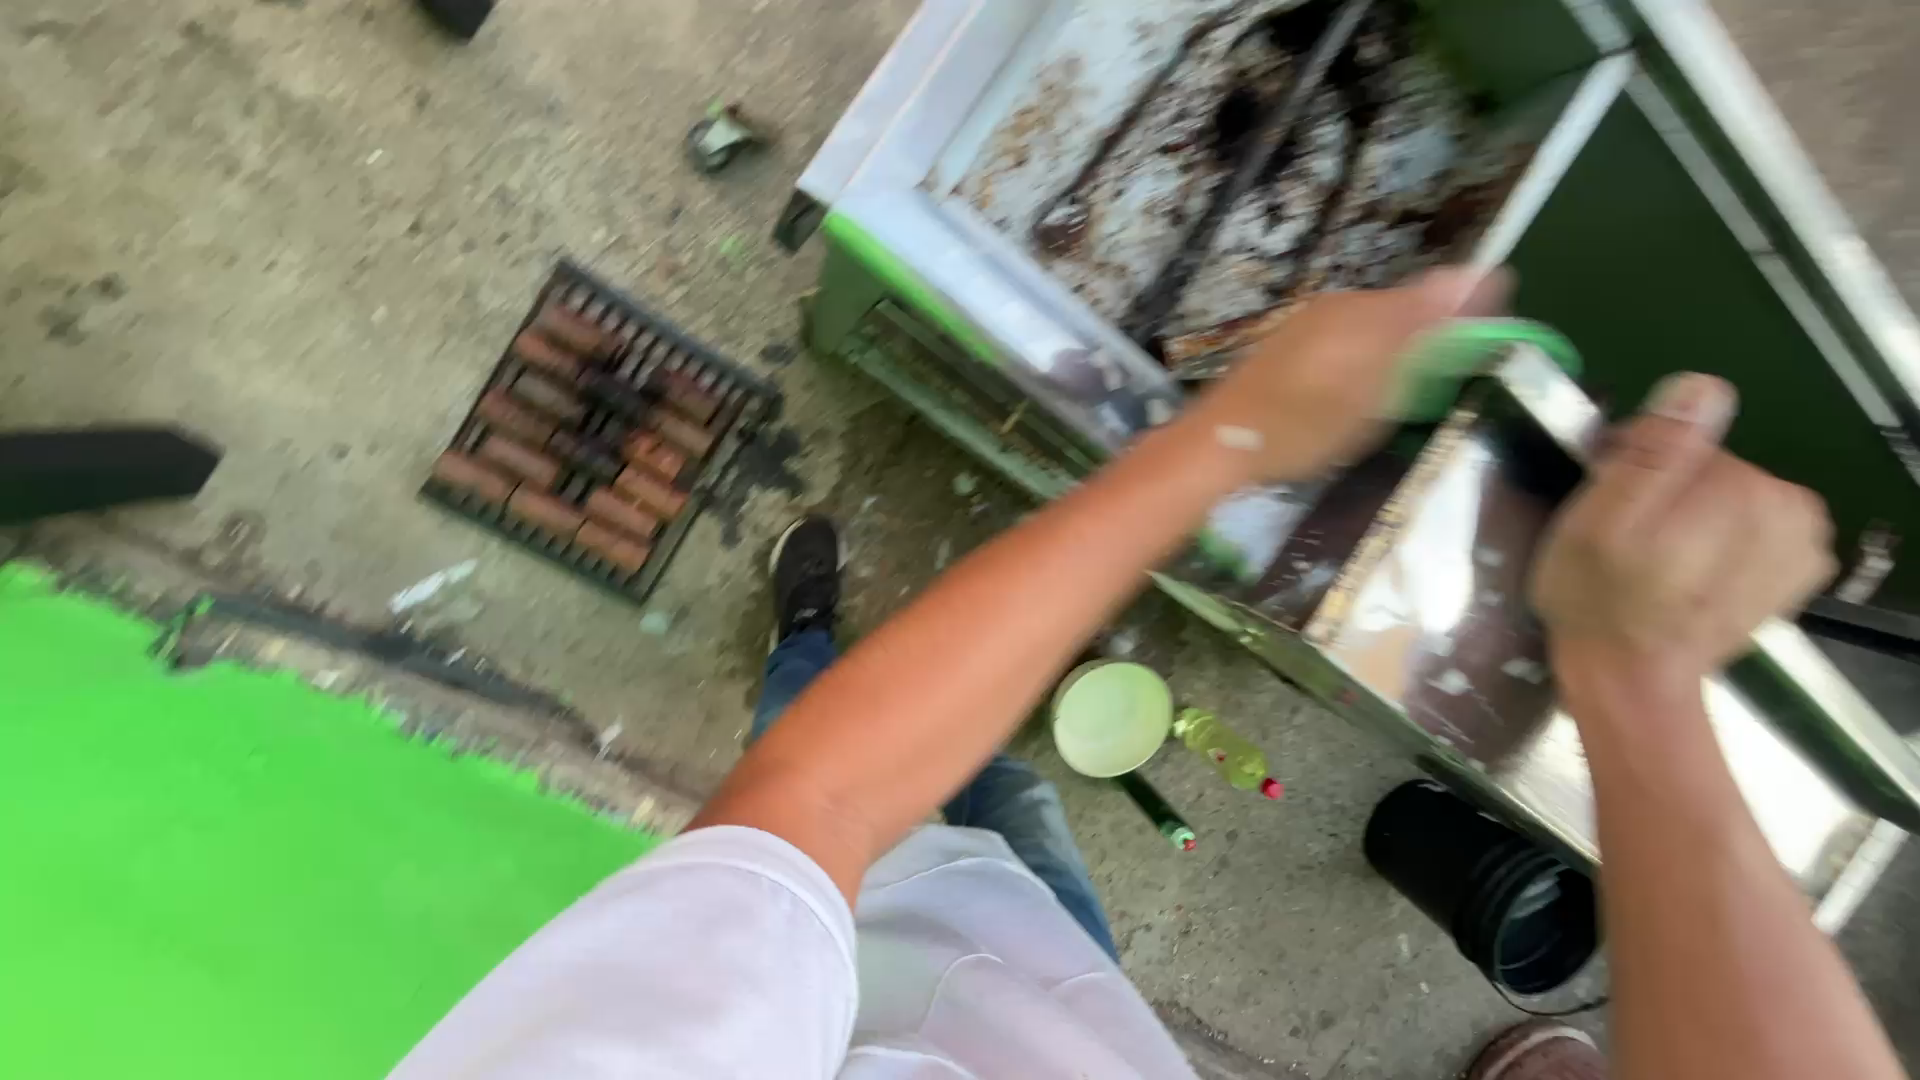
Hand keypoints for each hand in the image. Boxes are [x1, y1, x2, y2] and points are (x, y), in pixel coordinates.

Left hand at [1182, 267, 1509, 482]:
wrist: (1218, 442)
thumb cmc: (1300, 429)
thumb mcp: (1374, 395)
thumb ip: (1427, 335)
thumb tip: (1484, 275)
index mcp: (1368, 312)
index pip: (1441, 298)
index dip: (1460, 329)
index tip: (1469, 362)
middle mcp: (1339, 304)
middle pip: (1403, 310)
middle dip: (1419, 342)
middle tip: (1418, 391)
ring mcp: (1307, 319)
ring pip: (1369, 326)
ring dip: (1384, 353)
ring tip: (1377, 399)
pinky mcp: (1285, 338)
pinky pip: (1338, 338)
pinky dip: (1350, 361)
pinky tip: (1339, 394)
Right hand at [1531, 373, 1837, 692]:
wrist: (1632, 675)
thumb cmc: (1597, 598)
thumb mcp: (1599, 523)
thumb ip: (1652, 454)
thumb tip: (1699, 388)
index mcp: (1738, 485)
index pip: (1674, 439)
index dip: (1624, 467)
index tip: (1597, 509)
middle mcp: (1789, 504)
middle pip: (1705, 468)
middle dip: (1658, 493)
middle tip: (1617, 540)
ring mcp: (1802, 542)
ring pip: (1726, 496)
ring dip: (1687, 517)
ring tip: (1653, 561)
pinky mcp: (1797, 569)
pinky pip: (1751, 528)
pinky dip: (1718, 541)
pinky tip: (1689, 573)